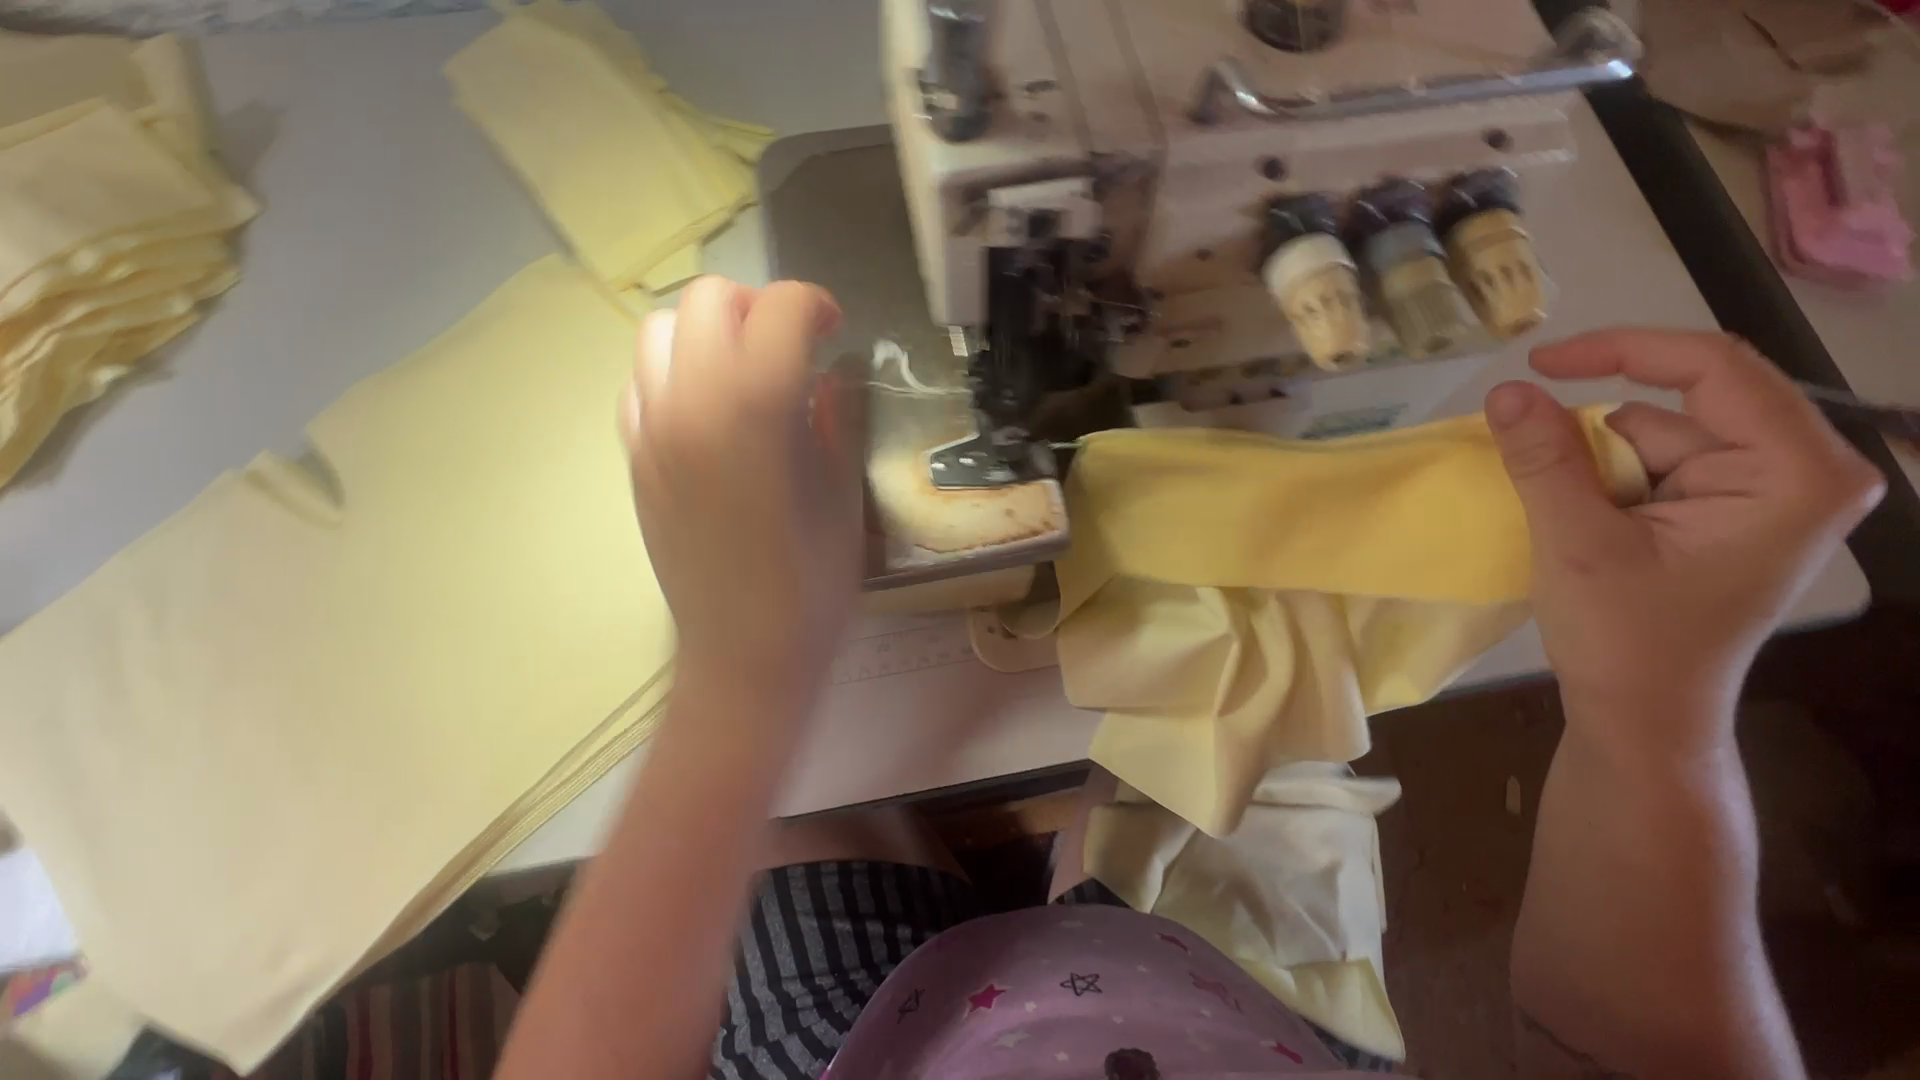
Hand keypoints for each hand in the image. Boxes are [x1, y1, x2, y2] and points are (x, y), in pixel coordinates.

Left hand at [619, 277, 862, 687]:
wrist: (745, 651)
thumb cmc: (814, 579)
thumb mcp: (844, 491)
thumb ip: (837, 415)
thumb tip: (828, 372)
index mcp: (758, 404)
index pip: (781, 305)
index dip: (816, 306)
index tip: (834, 333)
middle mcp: (692, 399)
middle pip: (710, 298)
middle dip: (757, 308)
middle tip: (790, 350)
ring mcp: (652, 427)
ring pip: (659, 330)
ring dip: (706, 333)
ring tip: (742, 374)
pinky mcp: (633, 458)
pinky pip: (639, 383)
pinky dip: (671, 374)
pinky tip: (706, 412)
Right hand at [1485, 329, 1882, 755]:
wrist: (1642, 716)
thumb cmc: (1625, 639)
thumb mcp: (1576, 543)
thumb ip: (1544, 459)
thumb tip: (1504, 389)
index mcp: (1795, 473)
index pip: (1714, 367)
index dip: (1620, 350)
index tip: (1538, 364)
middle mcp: (1801, 470)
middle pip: (1684, 404)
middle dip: (1605, 439)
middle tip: (1555, 490)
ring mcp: (1769, 491)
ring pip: (1662, 433)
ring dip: (1600, 465)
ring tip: (1577, 528)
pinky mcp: (1734, 510)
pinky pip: (1660, 462)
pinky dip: (1609, 481)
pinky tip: (1591, 527)